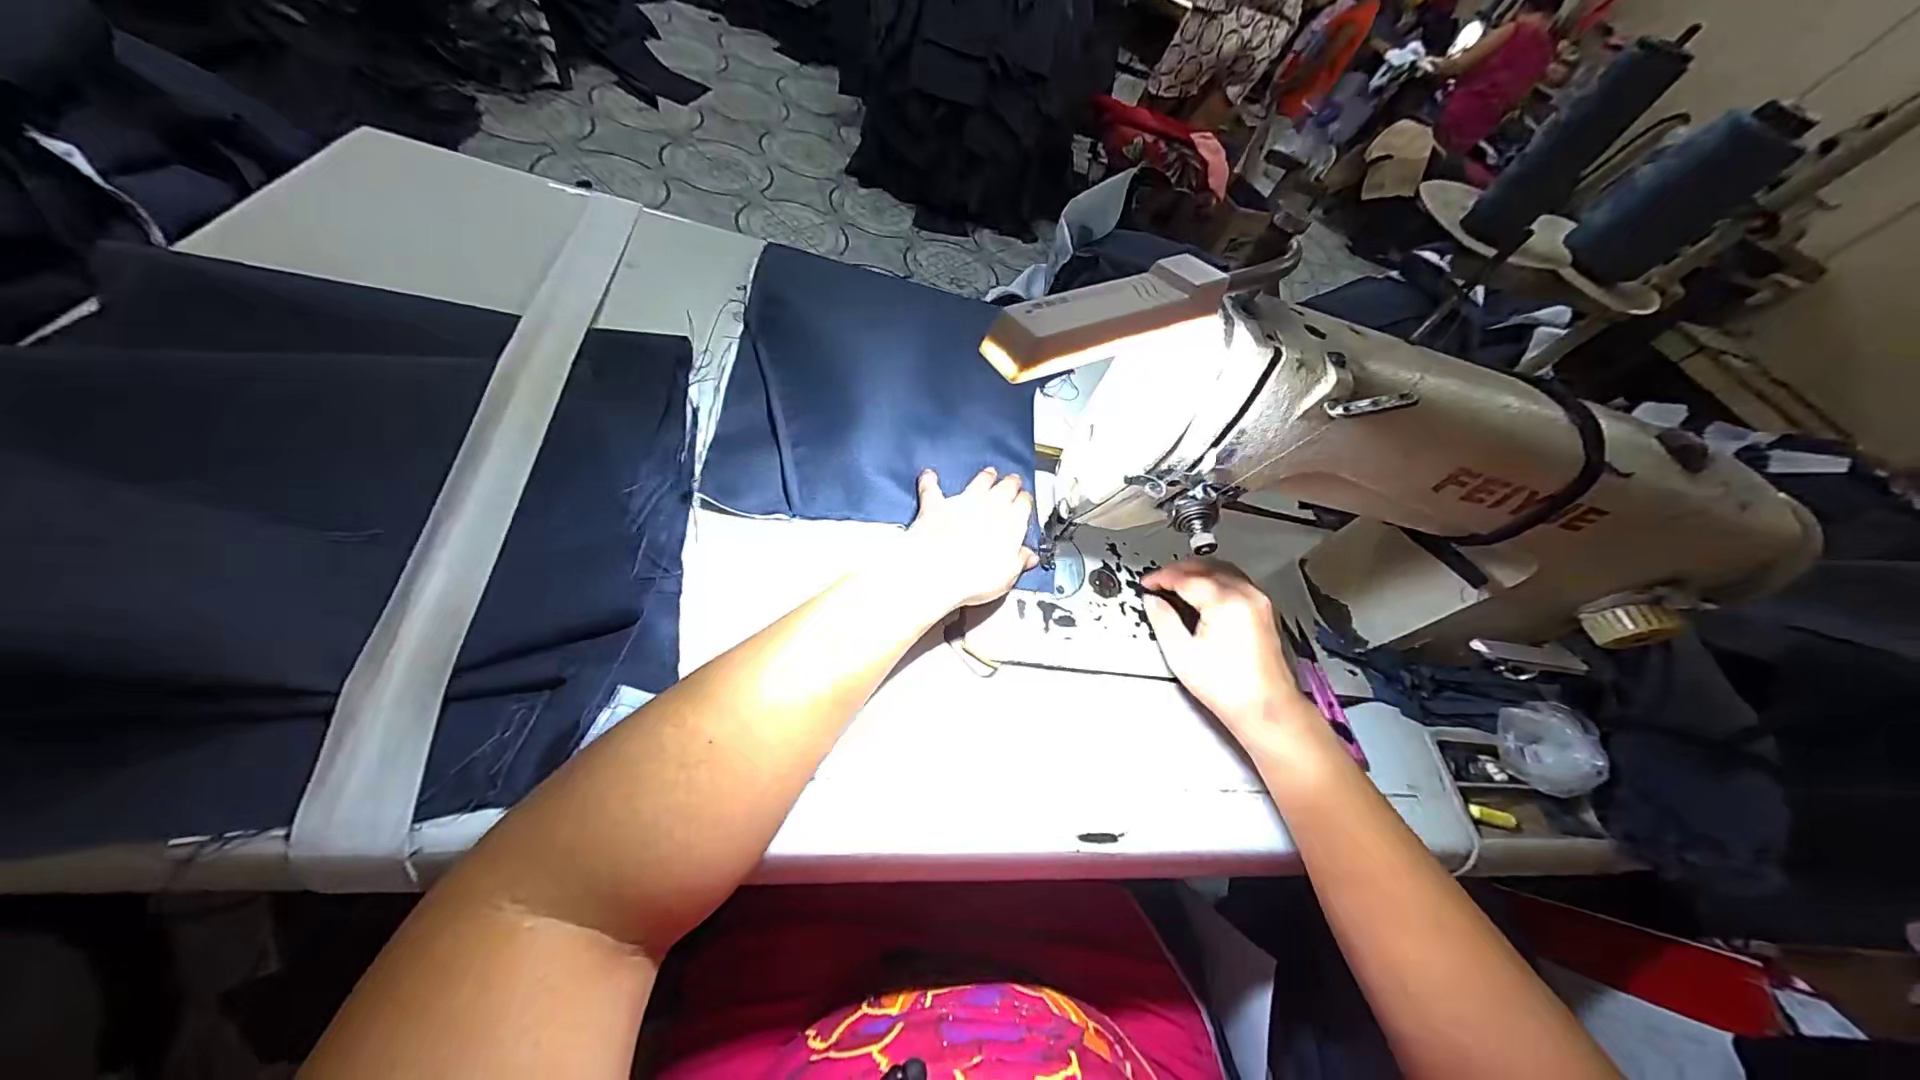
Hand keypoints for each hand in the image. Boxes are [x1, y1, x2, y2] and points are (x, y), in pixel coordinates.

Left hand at [901, 467, 1038, 613]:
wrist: (937, 571)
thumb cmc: (975, 577)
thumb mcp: (1006, 576)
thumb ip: (1019, 562)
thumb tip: (1028, 557)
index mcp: (1012, 522)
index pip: (1024, 504)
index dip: (1025, 501)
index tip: (1025, 501)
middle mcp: (991, 506)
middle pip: (1006, 487)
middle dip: (1011, 483)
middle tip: (1013, 481)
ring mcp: (963, 502)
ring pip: (979, 481)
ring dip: (985, 476)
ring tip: (989, 473)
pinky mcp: (936, 504)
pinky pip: (933, 487)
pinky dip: (930, 480)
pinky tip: (929, 475)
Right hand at [1142, 559, 1302, 735]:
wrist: (1266, 708)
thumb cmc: (1229, 688)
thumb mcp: (1181, 653)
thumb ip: (1163, 619)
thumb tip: (1153, 600)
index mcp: (1225, 601)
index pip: (1185, 577)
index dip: (1161, 577)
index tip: (1147, 583)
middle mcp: (1246, 594)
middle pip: (1205, 567)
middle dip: (1177, 570)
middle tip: (1157, 580)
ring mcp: (1258, 601)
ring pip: (1221, 570)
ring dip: (1196, 572)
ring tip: (1175, 584)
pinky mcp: (1263, 609)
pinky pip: (1234, 581)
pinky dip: (1213, 579)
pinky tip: (1201, 592)